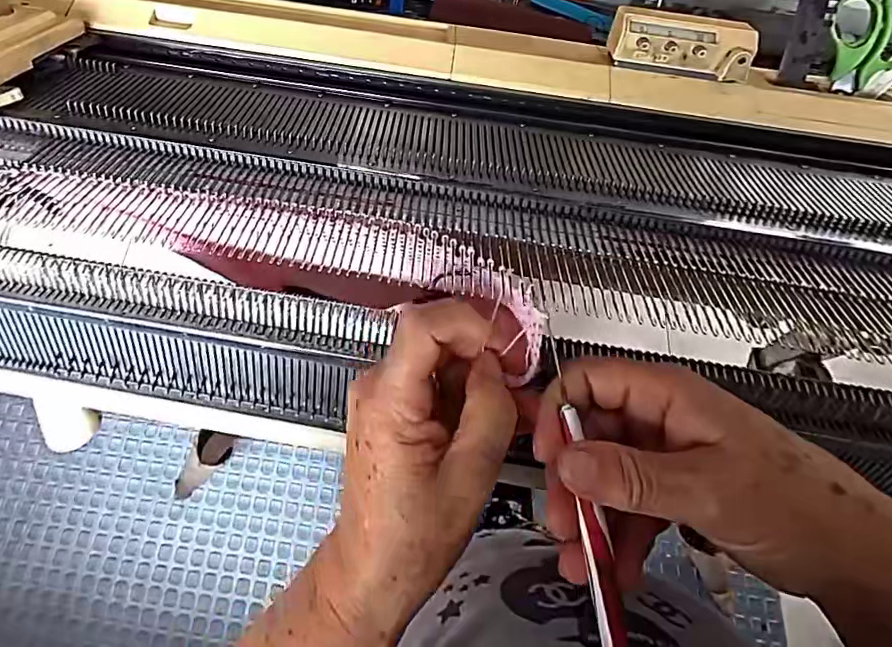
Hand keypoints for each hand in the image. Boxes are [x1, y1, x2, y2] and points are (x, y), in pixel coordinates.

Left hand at [317, 299, 517, 641]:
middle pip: (437, 333)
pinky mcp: (396, 403)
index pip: (423, 322)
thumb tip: (497, 366)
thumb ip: (489, 410)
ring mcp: (385, 392)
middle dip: (485, 347)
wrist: (372, 571)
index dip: (471, 322)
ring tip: (514, 404)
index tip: (504, 345)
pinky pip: (437, 376)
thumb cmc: (409, 539)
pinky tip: (494, 414)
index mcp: (388, 399)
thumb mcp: (469, 477)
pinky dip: (469, 388)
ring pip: (442, 353)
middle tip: (518, 374)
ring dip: (482, 371)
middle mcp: (378, 385)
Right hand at [533, 358, 891, 646]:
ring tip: (584, 560)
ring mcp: (672, 453)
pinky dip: (622, 534)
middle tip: (564, 524)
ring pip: (610, 474)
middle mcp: (665, 416)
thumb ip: (633, 474)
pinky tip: (621, 566)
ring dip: (593, 516)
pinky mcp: (681, 486)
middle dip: (574, 480)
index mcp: (669, 394)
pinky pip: (634, 504)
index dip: (561, 413)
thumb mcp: (706, 487)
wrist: (850, 552)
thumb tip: (571, 460)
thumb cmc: (797, 500)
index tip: (548, 458)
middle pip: (594, 432)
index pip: (590, 380)